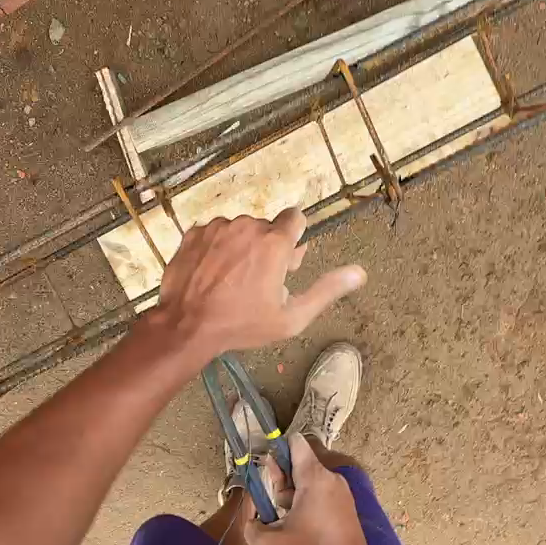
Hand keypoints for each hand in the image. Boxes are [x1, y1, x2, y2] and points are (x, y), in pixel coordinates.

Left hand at [151, 207, 365, 357]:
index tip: (284, 261)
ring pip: (238, 231)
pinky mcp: (193, 233)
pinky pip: (212, 234)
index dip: (292, 239)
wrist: (186, 325)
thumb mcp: (291, 317)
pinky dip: (214, 250)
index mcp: (275, 242)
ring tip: (229, 281)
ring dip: (239, 249)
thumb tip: (359, 273)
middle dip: (265, 249)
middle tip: (255, 283)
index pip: (295, 218)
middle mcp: (248, 226)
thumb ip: (326, 291)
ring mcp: (217, 227)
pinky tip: (210, 276)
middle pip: (265, 228)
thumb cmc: (242, 325)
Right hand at [245, 440, 378, 544]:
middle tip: (265, 501)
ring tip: (278, 521)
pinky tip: (295, 530)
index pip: (296, 444)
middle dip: (280, 479)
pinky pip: (321, 499)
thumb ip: (252, 525)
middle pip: (300, 467)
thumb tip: (255, 522)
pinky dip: (305, 507)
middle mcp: (332, 480)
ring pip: (309, 485)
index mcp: (315, 478)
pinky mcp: (347, 513)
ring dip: (291, 498)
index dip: (276, 448)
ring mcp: (342, 496)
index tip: (261, 462)